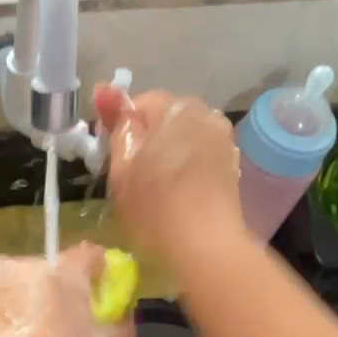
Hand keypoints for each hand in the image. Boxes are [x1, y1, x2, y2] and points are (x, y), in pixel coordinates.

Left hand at [0, 243, 136, 336]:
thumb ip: (121, 328)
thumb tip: (120, 317)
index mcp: (64, 268)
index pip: (90, 256)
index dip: (98, 276)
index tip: (99, 299)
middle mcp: (23, 264)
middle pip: (48, 272)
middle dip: (56, 294)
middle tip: (60, 330)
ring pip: (14, 289)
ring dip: (23, 307)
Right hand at [93, 86, 246, 259]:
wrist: (205, 246)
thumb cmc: (154, 208)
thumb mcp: (122, 169)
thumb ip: (116, 126)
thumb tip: (105, 90)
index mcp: (173, 107)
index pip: (138, 104)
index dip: (121, 130)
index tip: (113, 160)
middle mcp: (204, 112)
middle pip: (165, 118)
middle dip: (148, 139)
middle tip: (133, 177)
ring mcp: (222, 137)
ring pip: (183, 137)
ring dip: (168, 153)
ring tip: (157, 188)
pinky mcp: (232, 163)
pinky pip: (200, 155)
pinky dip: (186, 168)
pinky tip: (179, 194)